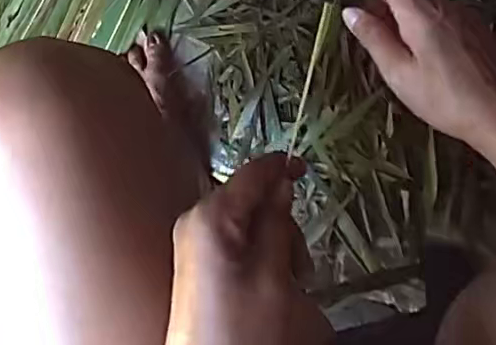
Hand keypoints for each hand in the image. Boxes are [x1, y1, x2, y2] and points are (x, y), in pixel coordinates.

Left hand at [165, 154, 330, 344]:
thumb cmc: (238, 332)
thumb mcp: (272, 275)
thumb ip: (278, 222)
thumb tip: (283, 184)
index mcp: (211, 216)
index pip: (251, 173)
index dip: (280, 166)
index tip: (302, 167)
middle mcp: (195, 220)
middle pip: (249, 199)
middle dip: (280, 222)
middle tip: (299, 262)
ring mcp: (192, 241)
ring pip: (245, 221)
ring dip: (273, 242)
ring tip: (288, 280)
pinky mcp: (195, 262)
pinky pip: (233, 240)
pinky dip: (257, 253)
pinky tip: (271, 283)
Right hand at [342, 0, 495, 150]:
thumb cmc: (445, 98)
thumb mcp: (400, 74)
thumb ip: (374, 39)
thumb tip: (351, 11)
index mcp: (419, 12)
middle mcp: (442, 4)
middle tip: (368, 23)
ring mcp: (463, 13)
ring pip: (424, 1)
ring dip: (404, 11)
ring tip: (396, 43)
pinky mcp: (477, 27)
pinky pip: (442, 12)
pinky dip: (424, 20)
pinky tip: (425, 49)